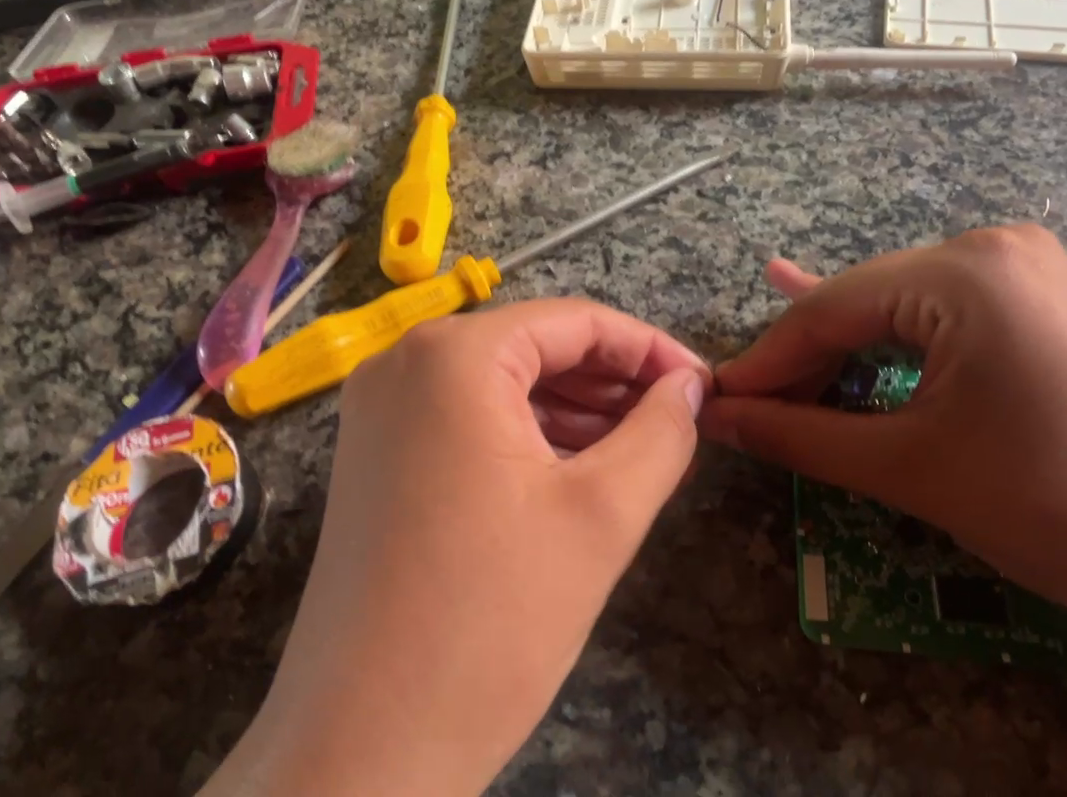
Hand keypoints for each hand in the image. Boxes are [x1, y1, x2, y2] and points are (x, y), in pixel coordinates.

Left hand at [203, 299, 708, 796]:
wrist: (364, 744)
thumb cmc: (491, 619)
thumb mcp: (600, 516)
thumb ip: (661, 433)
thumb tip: (688, 385)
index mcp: (452, 356)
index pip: (573, 322)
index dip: (647, 348)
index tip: (702, 385)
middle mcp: (402, 364)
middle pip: (533, 348)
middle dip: (611, 381)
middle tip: (677, 422)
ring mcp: (378, 413)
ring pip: (500, 385)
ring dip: (573, 410)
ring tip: (640, 449)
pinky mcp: (373, 459)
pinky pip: (465, 422)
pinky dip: (526, 437)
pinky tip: (575, 471)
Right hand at [704, 225, 1066, 608]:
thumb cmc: (1047, 506)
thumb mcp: (905, 466)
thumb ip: (797, 434)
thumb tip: (717, 418)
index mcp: (964, 272)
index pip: (831, 310)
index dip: (766, 361)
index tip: (717, 401)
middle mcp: (992, 246)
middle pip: (862, 302)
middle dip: (803, 358)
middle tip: (749, 406)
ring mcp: (1021, 266)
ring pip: (895, 306)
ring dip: (842, 349)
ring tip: (781, 382)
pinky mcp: (1034, 297)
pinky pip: (938, 313)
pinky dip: (892, 339)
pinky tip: (841, 334)